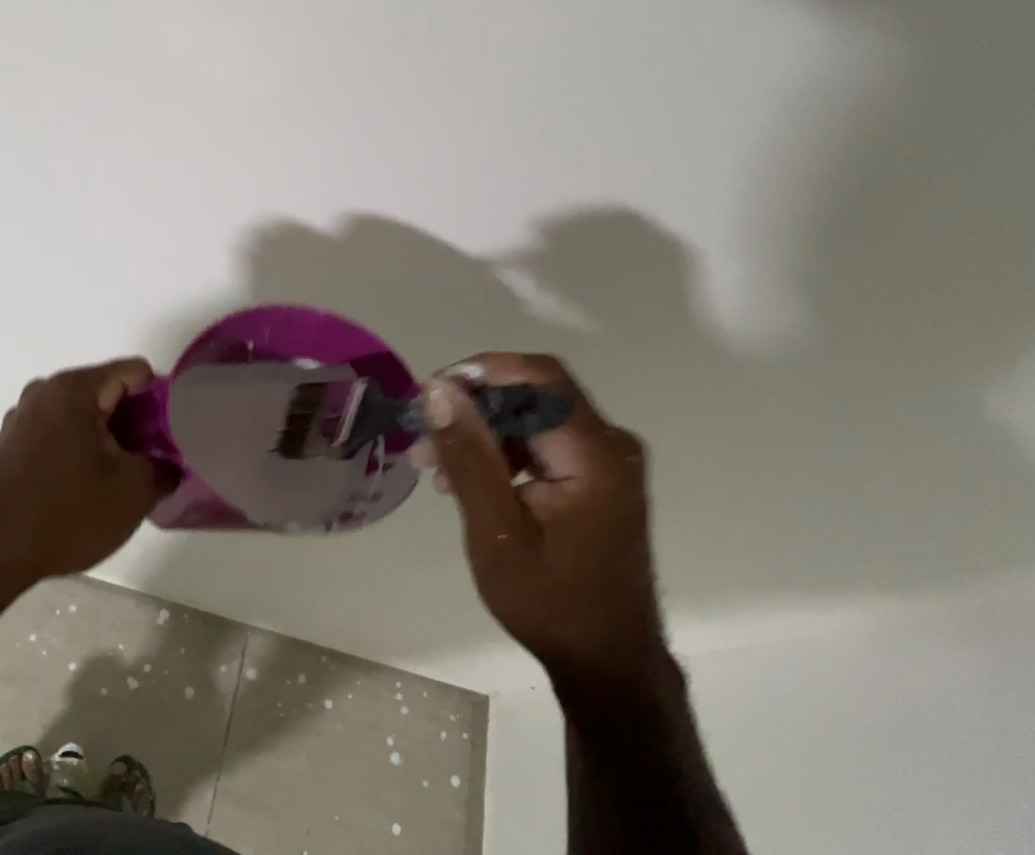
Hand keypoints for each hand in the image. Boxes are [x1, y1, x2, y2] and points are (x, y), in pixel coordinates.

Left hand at [0, 358, 176, 591]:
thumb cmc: (67, 512)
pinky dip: (81, 451)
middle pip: (107, 392)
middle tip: (158, 456)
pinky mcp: (10, 447)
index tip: (177, 430)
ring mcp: (22, 419)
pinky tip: (91, 486)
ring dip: (109, 439)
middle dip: (137, 421)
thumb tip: (168, 464)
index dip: (164, 398)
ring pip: (82, 416)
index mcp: (73, 389)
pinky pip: (59, 435)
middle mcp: (43, 393)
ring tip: (127, 475)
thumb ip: (165, 467)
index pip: (134, 372)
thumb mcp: (134, 491)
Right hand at [410, 353, 664, 681]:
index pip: (538, 378)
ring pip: (534, 420)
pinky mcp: (598, 481)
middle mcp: (610, 446)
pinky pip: (544, 446)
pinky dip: (503, 455)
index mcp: (595, 453)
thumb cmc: (549, 601)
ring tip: (434, 468)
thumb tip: (439, 390)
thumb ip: (469, 455)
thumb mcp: (495, 529)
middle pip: (534, 396)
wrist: (607, 662)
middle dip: (474, 409)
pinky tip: (467, 481)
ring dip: (483, 434)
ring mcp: (608, 464)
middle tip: (423, 441)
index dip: (480, 371)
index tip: (430, 394)